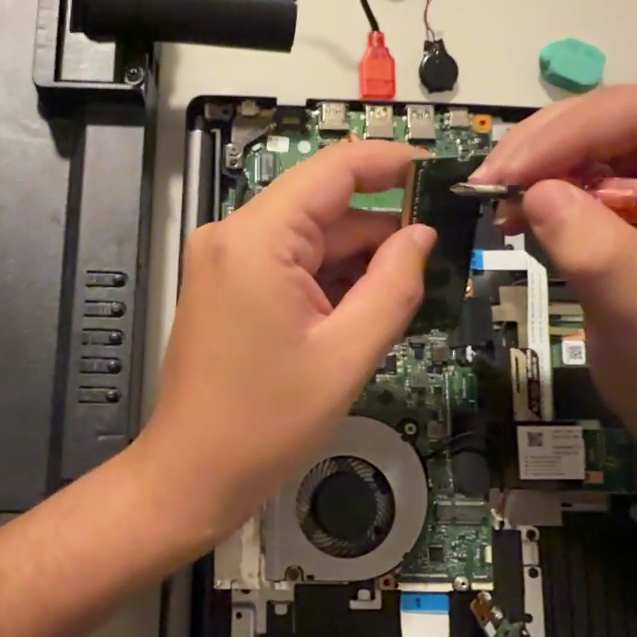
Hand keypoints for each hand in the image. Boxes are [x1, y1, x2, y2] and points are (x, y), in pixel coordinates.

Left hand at [136, 140, 436, 541]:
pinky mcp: (226, 285)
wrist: (194, 472)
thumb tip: (421, 237)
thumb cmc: (264, 424)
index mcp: (256, 240)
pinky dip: (329, 280)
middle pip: (324, 206)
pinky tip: (361, 312)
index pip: (335, 169)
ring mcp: (224, 260)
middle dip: (381, 230)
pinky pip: (290, 263)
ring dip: (357, 262)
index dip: (393, 164)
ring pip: (310, 238)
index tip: (441, 175)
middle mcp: (232, 236)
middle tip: (436, 261)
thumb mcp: (347, 355)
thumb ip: (394, 286)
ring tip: (401, 300)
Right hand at [472, 79, 636, 486]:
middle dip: (554, 141)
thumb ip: (599, 257)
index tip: (511, 170)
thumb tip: (535, 192)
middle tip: (489, 180)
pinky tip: (520, 212)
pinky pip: (601, 174)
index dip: (581, 128)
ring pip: (610, 138)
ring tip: (497, 197)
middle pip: (634, 115)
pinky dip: (553, 186)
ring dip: (547, 160)